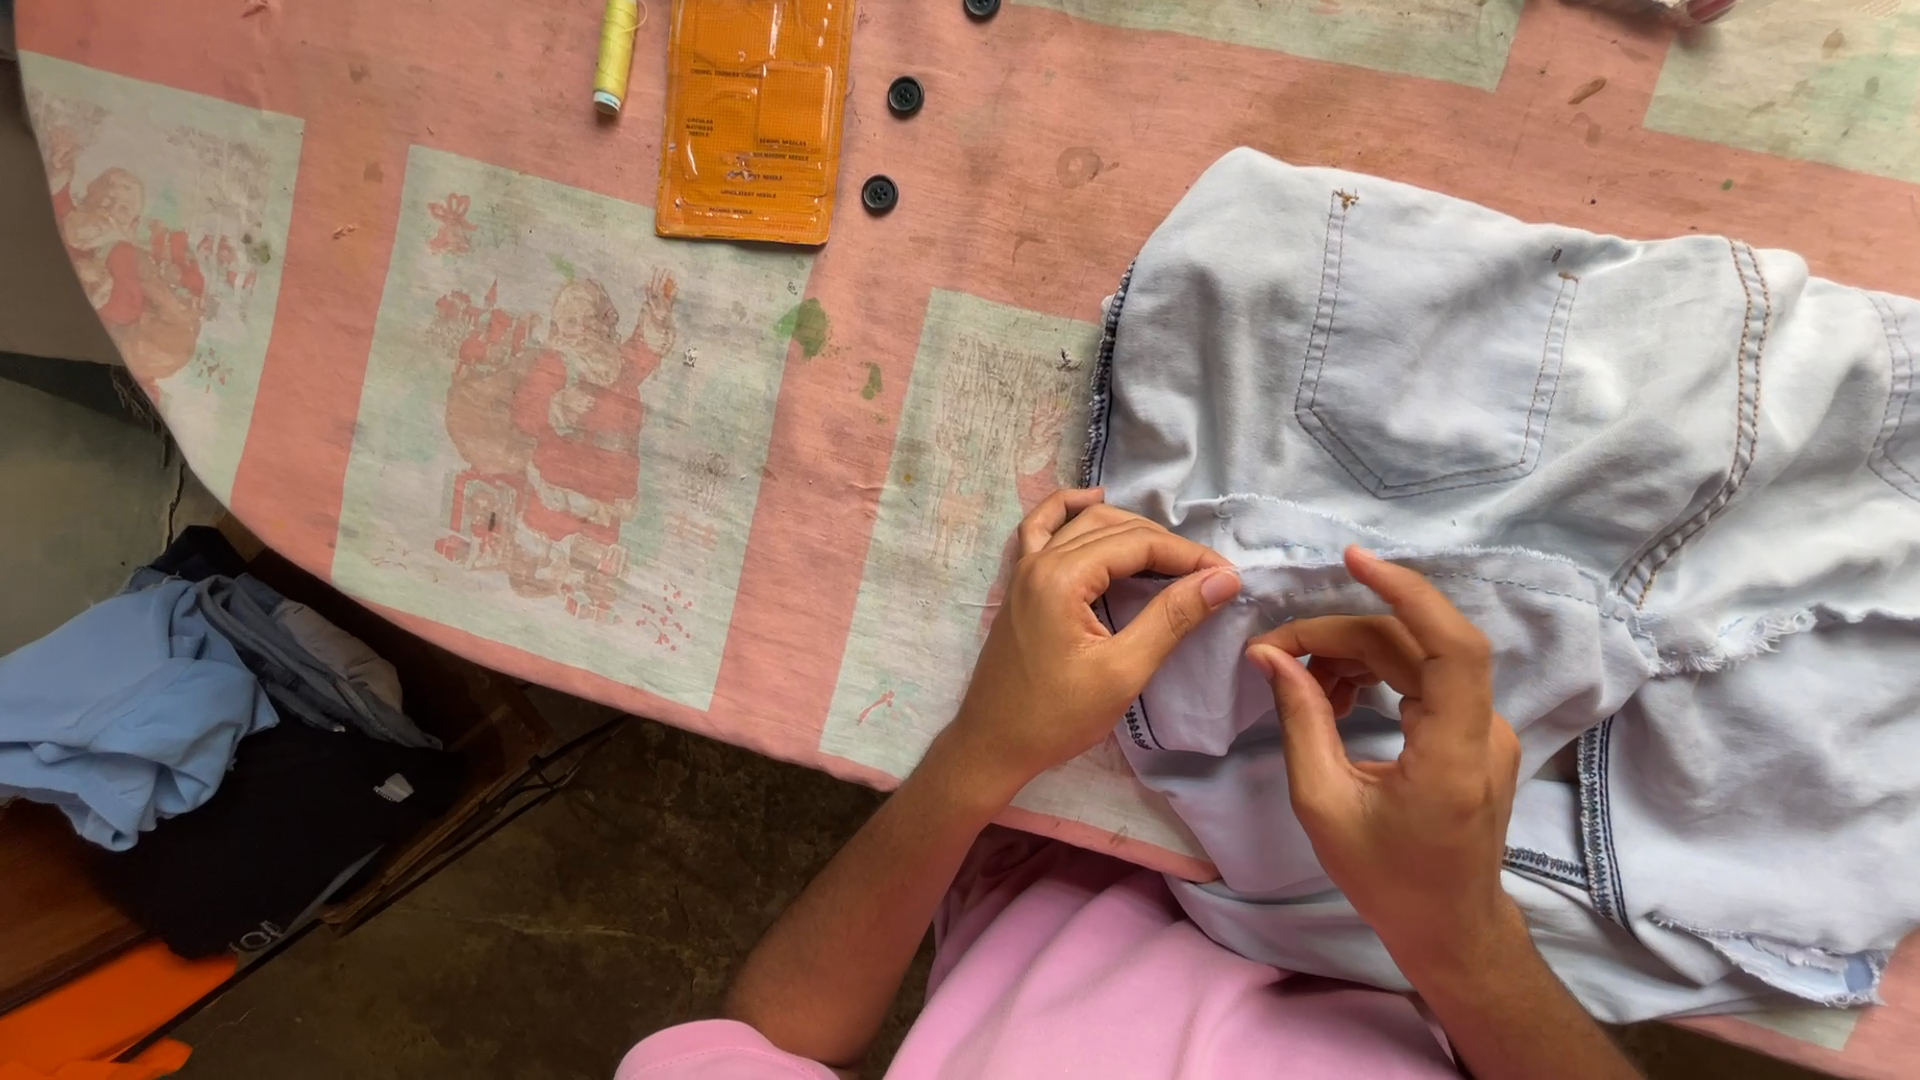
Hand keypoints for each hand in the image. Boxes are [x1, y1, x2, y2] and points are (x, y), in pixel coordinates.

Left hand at [936, 488, 1240, 801]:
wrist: (992, 744)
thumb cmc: (1056, 717)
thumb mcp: (1122, 672)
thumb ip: (1171, 618)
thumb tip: (1221, 580)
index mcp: (1061, 577)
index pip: (1136, 544)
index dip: (1187, 556)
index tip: (1227, 576)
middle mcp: (1038, 561)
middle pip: (1111, 528)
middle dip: (1163, 544)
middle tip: (1206, 574)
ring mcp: (1023, 570)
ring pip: (1081, 524)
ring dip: (1126, 528)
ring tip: (1168, 552)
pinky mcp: (1019, 584)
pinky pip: (1041, 529)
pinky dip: (1068, 511)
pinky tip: (1092, 503)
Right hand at [1245, 547, 1521, 979]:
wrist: (1448, 925)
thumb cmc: (1383, 875)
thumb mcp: (1321, 801)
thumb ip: (1300, 719)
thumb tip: (1270, 656)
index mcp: (1452, 756)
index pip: (1452, 648)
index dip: (1407, 593)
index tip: (1354, 560)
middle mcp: (1480, 730)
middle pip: (1409, 644)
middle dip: (1335, 635)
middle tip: (1271, 653)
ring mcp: (1481, 728)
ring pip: (1410, 655)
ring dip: (1346, 652)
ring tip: (1296, 679)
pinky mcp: (1469, 730)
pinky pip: (1416, 676)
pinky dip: (1366, 671)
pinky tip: (1330, 695)